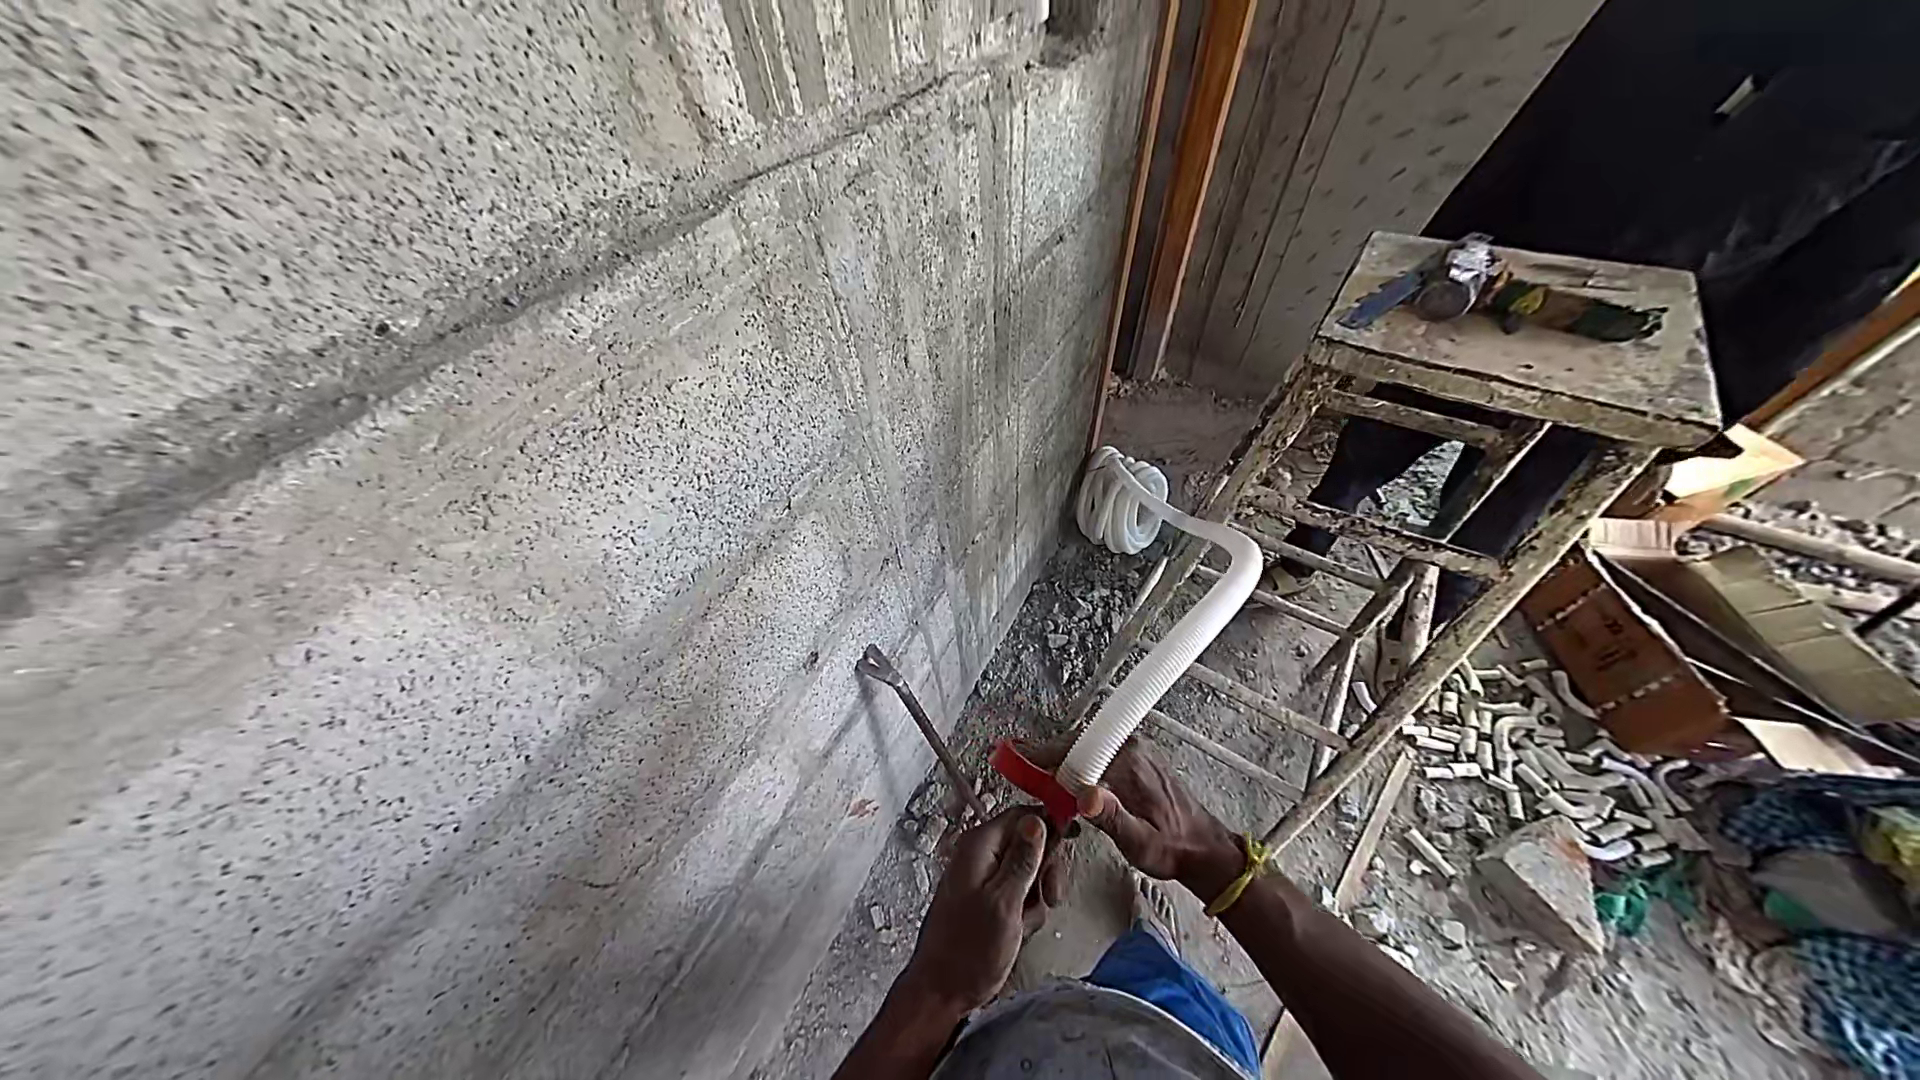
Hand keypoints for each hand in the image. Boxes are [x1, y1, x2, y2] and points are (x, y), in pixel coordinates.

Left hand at [896, 807, 1065, 1016]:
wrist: (944, 990)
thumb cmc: (968, 949)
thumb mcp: (1005, 902)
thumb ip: (1023, 859)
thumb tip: (1038, 820)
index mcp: (981, 845)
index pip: (1023, 815)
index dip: (1049, 825)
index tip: (1071, 840)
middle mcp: (982, 854)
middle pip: (1030, 841)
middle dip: (1045, 868)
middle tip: (1049, 895)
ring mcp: (986, 876)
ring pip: (1029, 869)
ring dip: (1037, 893)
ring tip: (1026, 919)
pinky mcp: (991, 897)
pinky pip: (1021, 891)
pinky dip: (1027, 908)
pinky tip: (1019, 928)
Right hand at [1028, 737, 1243, 902]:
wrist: (1204, 848)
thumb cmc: (1173, 848)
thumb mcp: (1139, 842)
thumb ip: (1111, 817)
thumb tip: (1084, 796)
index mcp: (1130, 762)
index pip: (1076, 749)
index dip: (1045, 753)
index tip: (1020, 757)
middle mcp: (1131, 747)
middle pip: (1077, 743)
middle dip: (1049, 754)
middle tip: (1021, 765)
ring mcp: (1134, 749)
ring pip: (1086, 747)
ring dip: (1061, 758)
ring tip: (1036, 771)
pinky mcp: (1135, 757)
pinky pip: (1098, 753)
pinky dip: (1078, 762)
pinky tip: (1066, 778)